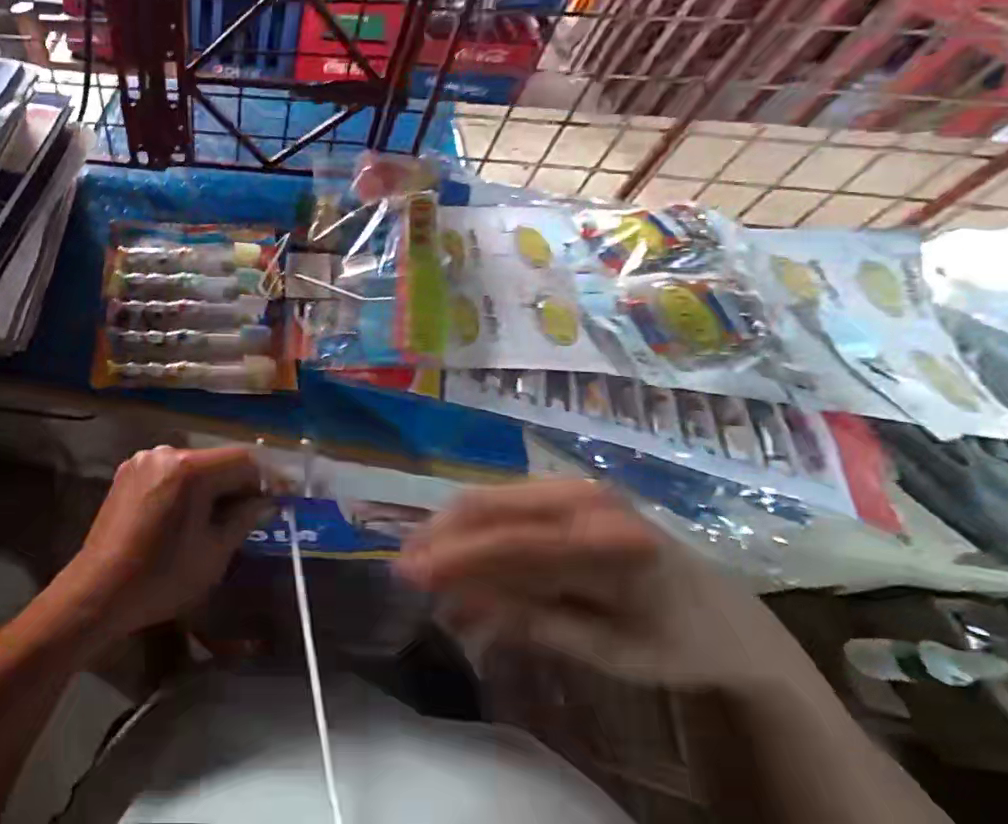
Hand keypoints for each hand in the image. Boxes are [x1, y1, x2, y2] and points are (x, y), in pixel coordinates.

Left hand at [54, 445, 272, 638]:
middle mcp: (163, 453)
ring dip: (212, 485)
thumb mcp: (214, 551)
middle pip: (215, 460)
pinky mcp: (126, 474)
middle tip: (261, 510)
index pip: (242, 460)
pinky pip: (168, 473)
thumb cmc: (163, 576)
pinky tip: (192, 514)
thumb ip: (243, 518)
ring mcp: (140, 461)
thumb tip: (266, 501)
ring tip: (228, 516)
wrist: (102, 588)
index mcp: (187, 469)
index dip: (268, 478)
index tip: (286, 496)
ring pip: (191, 466)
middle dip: (240, 482)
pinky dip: (186, 488)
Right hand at [397, 480, 810, 688]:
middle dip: (439, 536)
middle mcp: (588, 499)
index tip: (411, 573)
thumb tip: (460, 602)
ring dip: (448, 531)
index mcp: (612, 538)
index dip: (455, 557)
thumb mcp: (612, 650)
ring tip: (420, 560)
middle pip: (489, 507)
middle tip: (404, 565)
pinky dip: (469, 527)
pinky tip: (450, 549)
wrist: (735, 624)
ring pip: (487, 500)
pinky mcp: (562, 493)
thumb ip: (536, 622)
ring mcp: (574, 489)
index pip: (513, 542)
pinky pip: (500, 504)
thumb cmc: (679, 645)